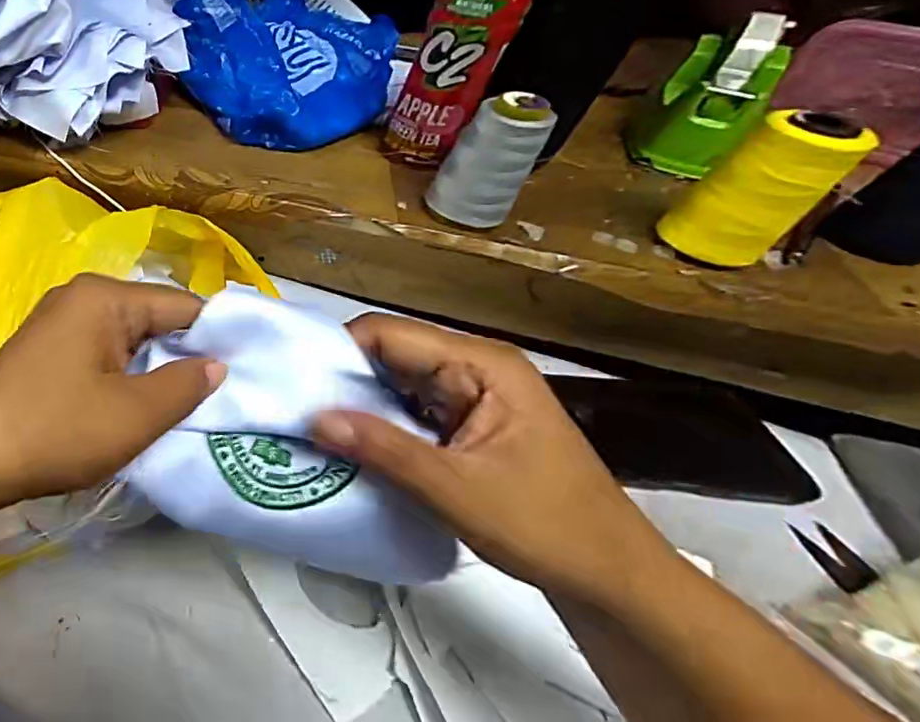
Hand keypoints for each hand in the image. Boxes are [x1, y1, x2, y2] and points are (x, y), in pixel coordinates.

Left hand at [0, 275, 224, 545]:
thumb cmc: (55, 429)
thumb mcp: (133, 415)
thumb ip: (185, 385)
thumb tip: (216, 364)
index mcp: (102, 297)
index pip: (180, 304)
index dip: (218, 336)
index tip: (251, 370)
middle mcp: (80, 296)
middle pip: (153, 318)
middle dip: (186, 354)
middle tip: (226, 394)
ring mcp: (59, 321)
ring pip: (128, 338)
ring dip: (155, 368)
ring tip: (191, 405)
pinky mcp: (46, 347)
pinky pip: (102, 351)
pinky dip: (125, 374)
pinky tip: (141, 404)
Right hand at [311, 314, 677, 606]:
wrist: (618, 585)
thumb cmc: (552, 530)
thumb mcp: (458, 490)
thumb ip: (384, 450)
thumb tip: (314, 419)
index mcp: (481, 364)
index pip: (388, 334)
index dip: (340, 353)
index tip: (300, 384)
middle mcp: (474, 367)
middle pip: (388, 354)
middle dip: (345, 380)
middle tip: (301, 409)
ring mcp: (471, 394)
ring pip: (394, 382)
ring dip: (360, 404)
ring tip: (318, 426)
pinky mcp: (465, 421)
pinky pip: (408, 408)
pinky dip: (380, 423)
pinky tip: (354, 444)